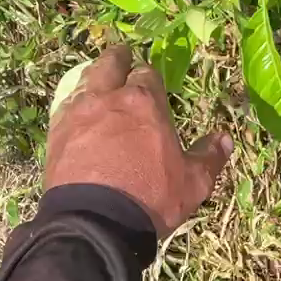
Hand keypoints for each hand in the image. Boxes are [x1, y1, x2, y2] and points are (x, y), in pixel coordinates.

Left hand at [43, 45, 232, 234]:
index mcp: (145, 104)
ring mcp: (78, 113)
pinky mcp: (56, 132)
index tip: (152, 84)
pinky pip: (65, 106)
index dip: (150, 78)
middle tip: (122, 59)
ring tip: (98, 81)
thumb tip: (225, 138)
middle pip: (110, 65)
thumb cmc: (151, 198)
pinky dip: (73, 104)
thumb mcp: (193, 183)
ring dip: (94, 77)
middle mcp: (109, 98)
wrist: (97, 222)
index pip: (148, 75)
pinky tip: (76, 112)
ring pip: (85, 81)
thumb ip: (209, 157)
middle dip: (119, 60)